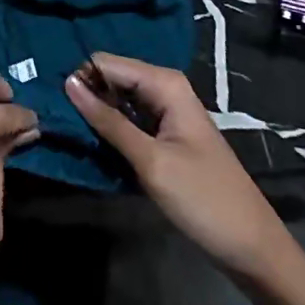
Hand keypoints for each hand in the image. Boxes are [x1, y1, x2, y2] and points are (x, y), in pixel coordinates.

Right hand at [66, 54, 304, 304]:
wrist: (249, 242)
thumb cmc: (202, 198)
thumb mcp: (150, 161)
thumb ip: (108, 121)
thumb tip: (69, 82)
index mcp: (164, 82)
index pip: (106, 62)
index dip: (81, 80)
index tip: (55, 104)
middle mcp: (164, 87)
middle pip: (112, 77)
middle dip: (87, 95)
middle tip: (62, 124)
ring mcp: (166, 110)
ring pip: (118, 99)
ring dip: (97, 114)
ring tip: (73, 135)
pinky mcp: (164, 133)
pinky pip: (129, 118)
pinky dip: (112, 128)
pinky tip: (95, 144)